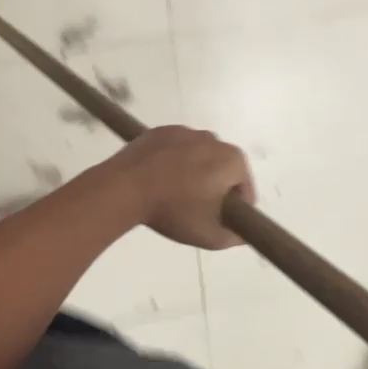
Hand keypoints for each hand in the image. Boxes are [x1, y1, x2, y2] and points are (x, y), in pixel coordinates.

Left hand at [96, 126, 254, 250]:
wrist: (124, 187)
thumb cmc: (173, 210)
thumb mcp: (211, 236)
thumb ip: (234, 237)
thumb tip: (240, 234)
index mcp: (232, 159)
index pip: (243, 189)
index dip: (234, 209)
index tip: (216, 221)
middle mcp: (212, 138)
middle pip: (221, 169)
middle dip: (213, 188)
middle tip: (194, 209)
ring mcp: (183, 131)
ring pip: (197, 157)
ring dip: (191, 173)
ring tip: (173, 194)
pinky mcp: (158, 131)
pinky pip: (174, 149)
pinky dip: (171, 161)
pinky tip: (158, 179)